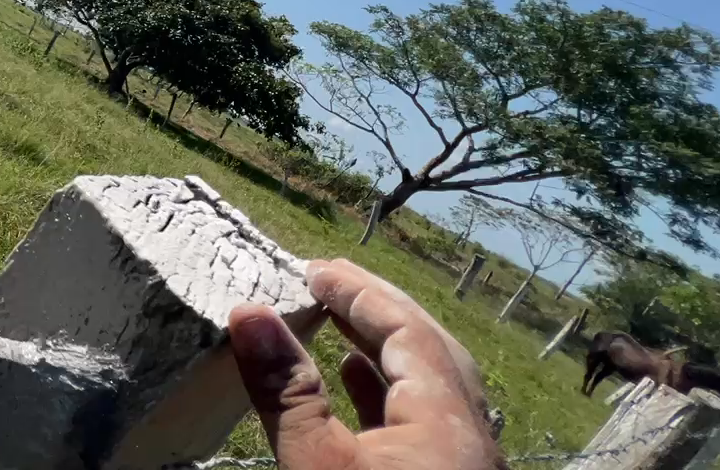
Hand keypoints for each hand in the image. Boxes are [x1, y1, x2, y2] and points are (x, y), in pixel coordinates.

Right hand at [227, 258, 505, 469]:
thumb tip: (249, 310)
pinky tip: (352, 380)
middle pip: (430, 353)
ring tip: (331, 319)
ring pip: (429, 387)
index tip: (310, 269)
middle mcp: (470, 443)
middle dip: (375, 310)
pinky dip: (386, 388)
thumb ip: (285, 389)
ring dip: (378, 345)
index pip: (408, 332)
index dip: (359, 293)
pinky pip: (424, 421)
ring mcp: (462, 469)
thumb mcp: (316, 467)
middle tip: (323, 280)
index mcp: (449, 427)